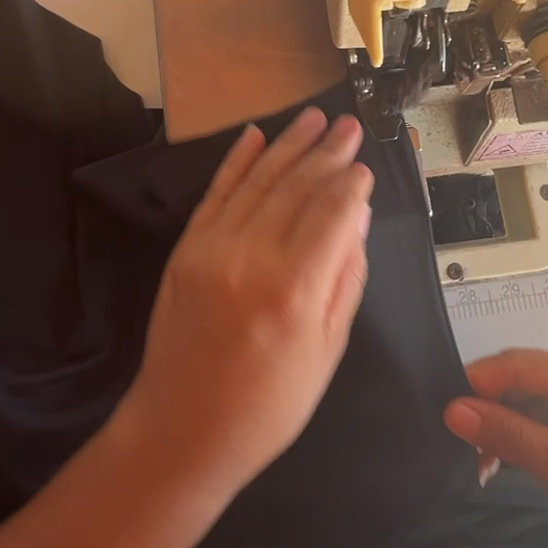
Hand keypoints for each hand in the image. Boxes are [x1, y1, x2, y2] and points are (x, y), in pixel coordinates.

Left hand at [119, 108, 372, 496]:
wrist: (182, 429)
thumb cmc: (267, 403)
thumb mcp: (327, 350)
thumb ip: (345, 277)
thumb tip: (358, 217)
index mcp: (295, 287)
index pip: (332, 212)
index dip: (352, 184)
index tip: (365, 165)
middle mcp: (252, 256)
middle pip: (298, 187)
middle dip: (327, 152)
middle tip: (348, 125)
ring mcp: (213, 247)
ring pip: (259, 180)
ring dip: (288, 144)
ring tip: (313, 117)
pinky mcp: (187, 248)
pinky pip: (216, 192)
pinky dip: (237, 161)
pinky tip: (256, 135)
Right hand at [444, 349, 547, 547]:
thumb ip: (506, 434)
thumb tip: (452, 410)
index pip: (519, 364)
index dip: (478, 382)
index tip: (442, 408)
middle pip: (517, 381)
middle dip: (485, 406)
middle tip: (453, 438)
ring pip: (520, 403)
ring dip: (495, 428)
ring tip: (474, 460)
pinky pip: (532, 424)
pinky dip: (511, 442)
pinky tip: (492, 465)